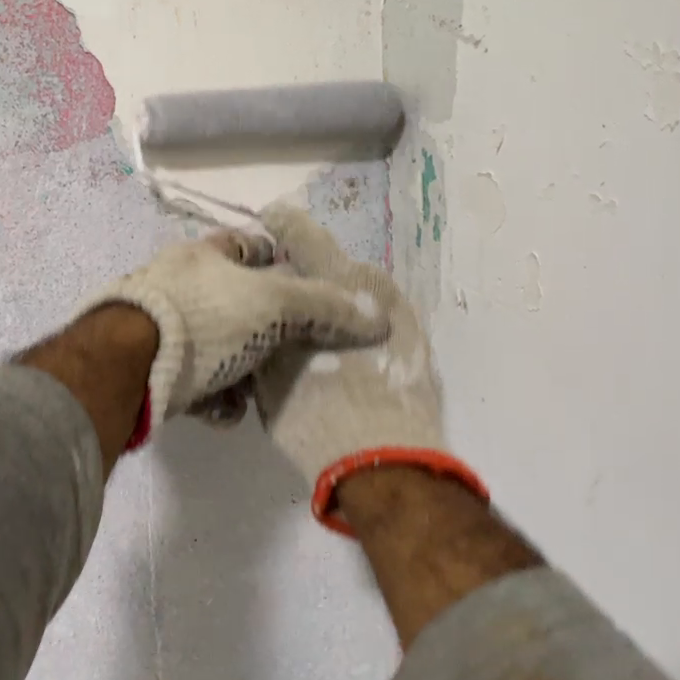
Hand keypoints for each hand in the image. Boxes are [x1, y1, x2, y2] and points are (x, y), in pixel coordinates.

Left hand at [81, 231, 390, 429]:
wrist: (129, 367)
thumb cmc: (205, 318)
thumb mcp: (274, 302)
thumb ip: (323, 306)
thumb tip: (375, 316)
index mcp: (203, 257)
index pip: (248, 246)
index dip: (279, 260)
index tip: (307, 286)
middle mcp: (178, 288)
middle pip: (235, 306)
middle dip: (267, 334)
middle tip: (294, 356)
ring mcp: (159, 331)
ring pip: (216, 350)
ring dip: (242, 374)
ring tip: (259, 395)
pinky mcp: (149, 372)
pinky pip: (193, 384)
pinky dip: (214, 399)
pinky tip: (226, 413)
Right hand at [253, 204, 457, 530]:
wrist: (381, 461)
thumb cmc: (312, 406)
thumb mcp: (267, 359)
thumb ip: (265, 318)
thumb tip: (264, 300)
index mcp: (338, 280)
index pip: (303, 234)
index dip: (281, 225)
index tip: (267, 218)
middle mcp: (375, 288)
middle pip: (330, 269)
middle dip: (302, 276)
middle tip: (274, 292)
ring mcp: (402, 319)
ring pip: (350, 299)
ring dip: (325, 306)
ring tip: (299, 330)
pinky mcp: (415, 349)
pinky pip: (370, 325)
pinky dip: (347, 330)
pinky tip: (329, 357)